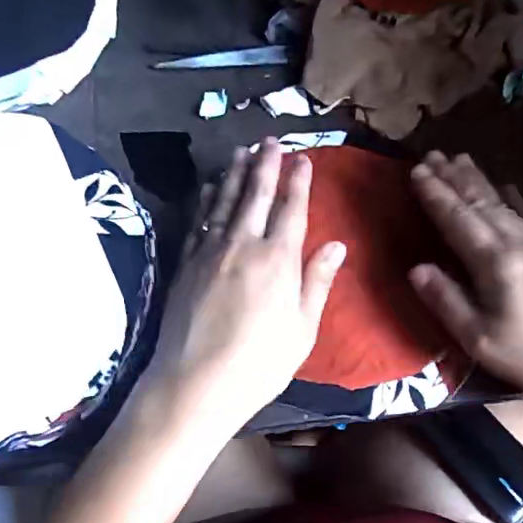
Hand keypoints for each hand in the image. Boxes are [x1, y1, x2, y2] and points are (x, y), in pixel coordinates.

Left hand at [139, 139, 346, 434]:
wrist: (196, 382)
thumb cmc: (261, 362)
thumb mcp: (303, 328)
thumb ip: (317, 282)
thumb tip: (337, 245)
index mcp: (278, 259)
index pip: (291, 209)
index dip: (298, 181)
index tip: (302, 158)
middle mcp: (243, 245)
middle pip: (255, 195)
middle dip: (265, 165)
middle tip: (270, 141)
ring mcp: (210, 252)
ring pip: (223, 201)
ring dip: (234, 174)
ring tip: (241, 152)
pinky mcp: (186, 264)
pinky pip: (199, 221)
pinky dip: (207, 201)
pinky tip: (210, 190)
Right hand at [408, 152, 522, 414]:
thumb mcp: (478, 339)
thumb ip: (447, 301)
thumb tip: (415, 268)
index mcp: (494, 262)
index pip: (457, 219)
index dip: (435, 195)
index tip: (416, 171)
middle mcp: (517, 243)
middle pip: (481, 202)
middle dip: (454, 178)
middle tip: (433, 153)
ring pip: (504, 204)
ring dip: (480, 181)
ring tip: (461, 159)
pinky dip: (513, 198)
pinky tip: (509, 189)